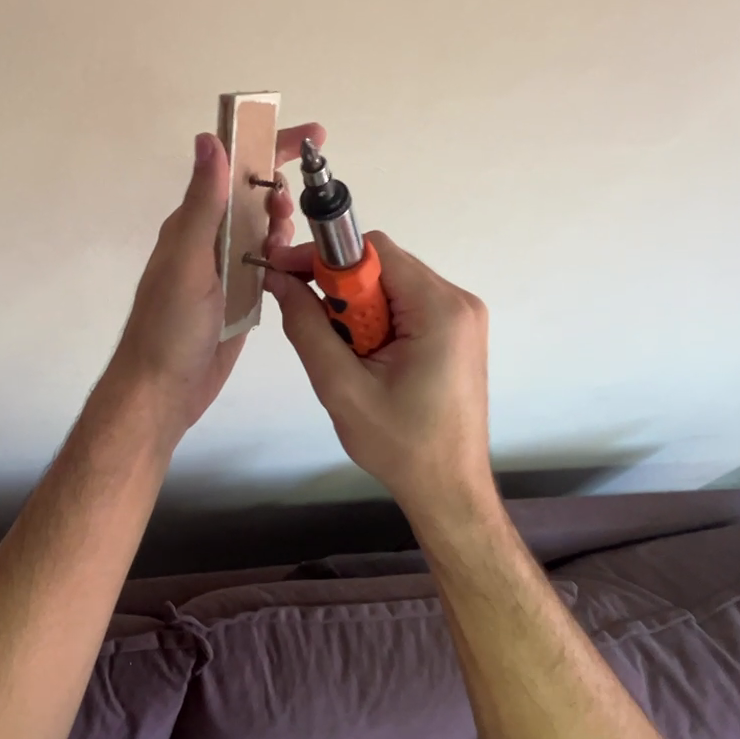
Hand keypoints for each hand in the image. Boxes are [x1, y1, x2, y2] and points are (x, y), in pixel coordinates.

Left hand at [104, 122, 326, 438]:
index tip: (312, 134)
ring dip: (284, 227)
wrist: (165, 388)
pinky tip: (298, 266)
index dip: (268, 146)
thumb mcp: (187, 258)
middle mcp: (210, 240)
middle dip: (279, 192)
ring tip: (287, 245)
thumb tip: (209, 139)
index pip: (232, 170)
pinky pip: (272, 267)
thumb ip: (202, 202)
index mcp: (192, 224)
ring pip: (266, 232)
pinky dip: (288, 259)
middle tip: (287, 212)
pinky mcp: (243, 297)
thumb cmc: (169, 324)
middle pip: (253, 198)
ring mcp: (228, 270)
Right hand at [264, 231, 491, 508]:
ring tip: (341, 352)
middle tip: (313, 326)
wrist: (449, 489)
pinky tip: (363, 355)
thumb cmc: (400, 445)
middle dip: (338, 289)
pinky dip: (373, 319)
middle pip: (382, 264)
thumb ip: (307, 327)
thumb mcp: (341, 387)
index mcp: (439, 310)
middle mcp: (458, 302)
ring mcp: (461, 316)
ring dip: (354, 308)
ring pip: (389, 284)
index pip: (373, 250)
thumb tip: (278, 280)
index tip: (285, 273)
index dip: (323, 256)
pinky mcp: (455, 332)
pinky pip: (403, 304)